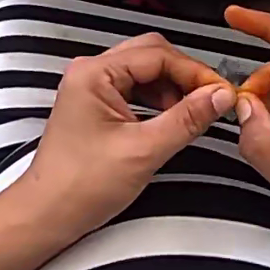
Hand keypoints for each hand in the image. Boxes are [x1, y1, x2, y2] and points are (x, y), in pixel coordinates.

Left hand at [12, 33, 235, 235]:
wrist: (48, 214)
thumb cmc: (80, 185)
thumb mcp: (144, 150)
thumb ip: (186, 119)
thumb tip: (219, 95)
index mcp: (94, 73)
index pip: (157, 55)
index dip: (195, 72)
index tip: (222, 92)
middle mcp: (90, 72)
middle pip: (151, 55)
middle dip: (185, 75)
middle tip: (213, 98)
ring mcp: (91, 87)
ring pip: (144, 72)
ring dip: (172, 88)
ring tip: (195, 112)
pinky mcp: (95, 105)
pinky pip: (134, 89)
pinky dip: (157, 100)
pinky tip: (172, 118)